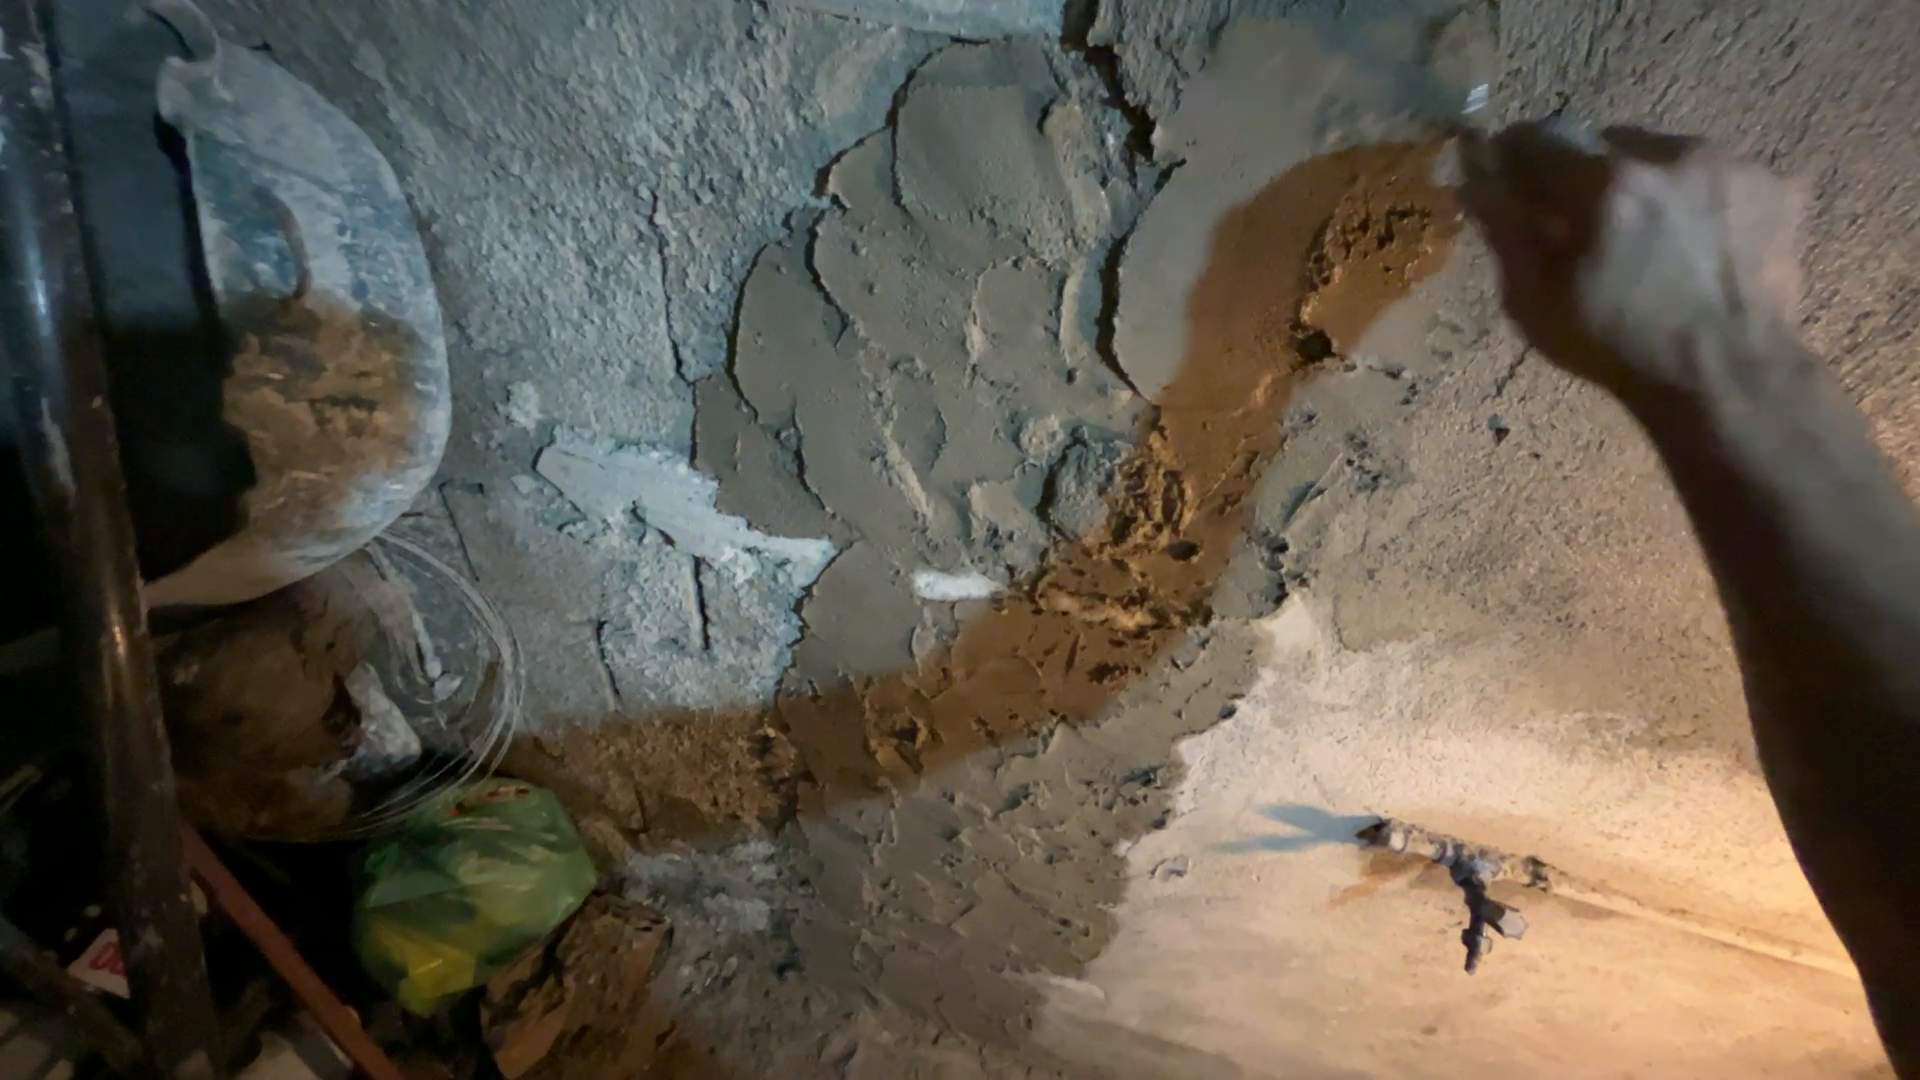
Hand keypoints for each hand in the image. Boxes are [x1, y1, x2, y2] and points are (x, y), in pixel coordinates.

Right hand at [1457, 118, 1805, 398]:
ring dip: (1634, 180)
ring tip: (1628, 232)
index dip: (1513, 150)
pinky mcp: (1776, 184)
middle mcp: (1674, 157)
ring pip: (1662, 152)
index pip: (1544, 138)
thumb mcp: (1531, 297)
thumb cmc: (1607, 341)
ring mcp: (1733, 166)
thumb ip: (1505, 231)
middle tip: (1566, 217)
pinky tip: (1678, 241)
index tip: (1499, 167)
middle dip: (1577, 171)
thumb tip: (1474, 185)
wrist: (1720, 370)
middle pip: (1605, 140)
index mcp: (1606, 186)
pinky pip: (1712, 173)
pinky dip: (1685, 196)